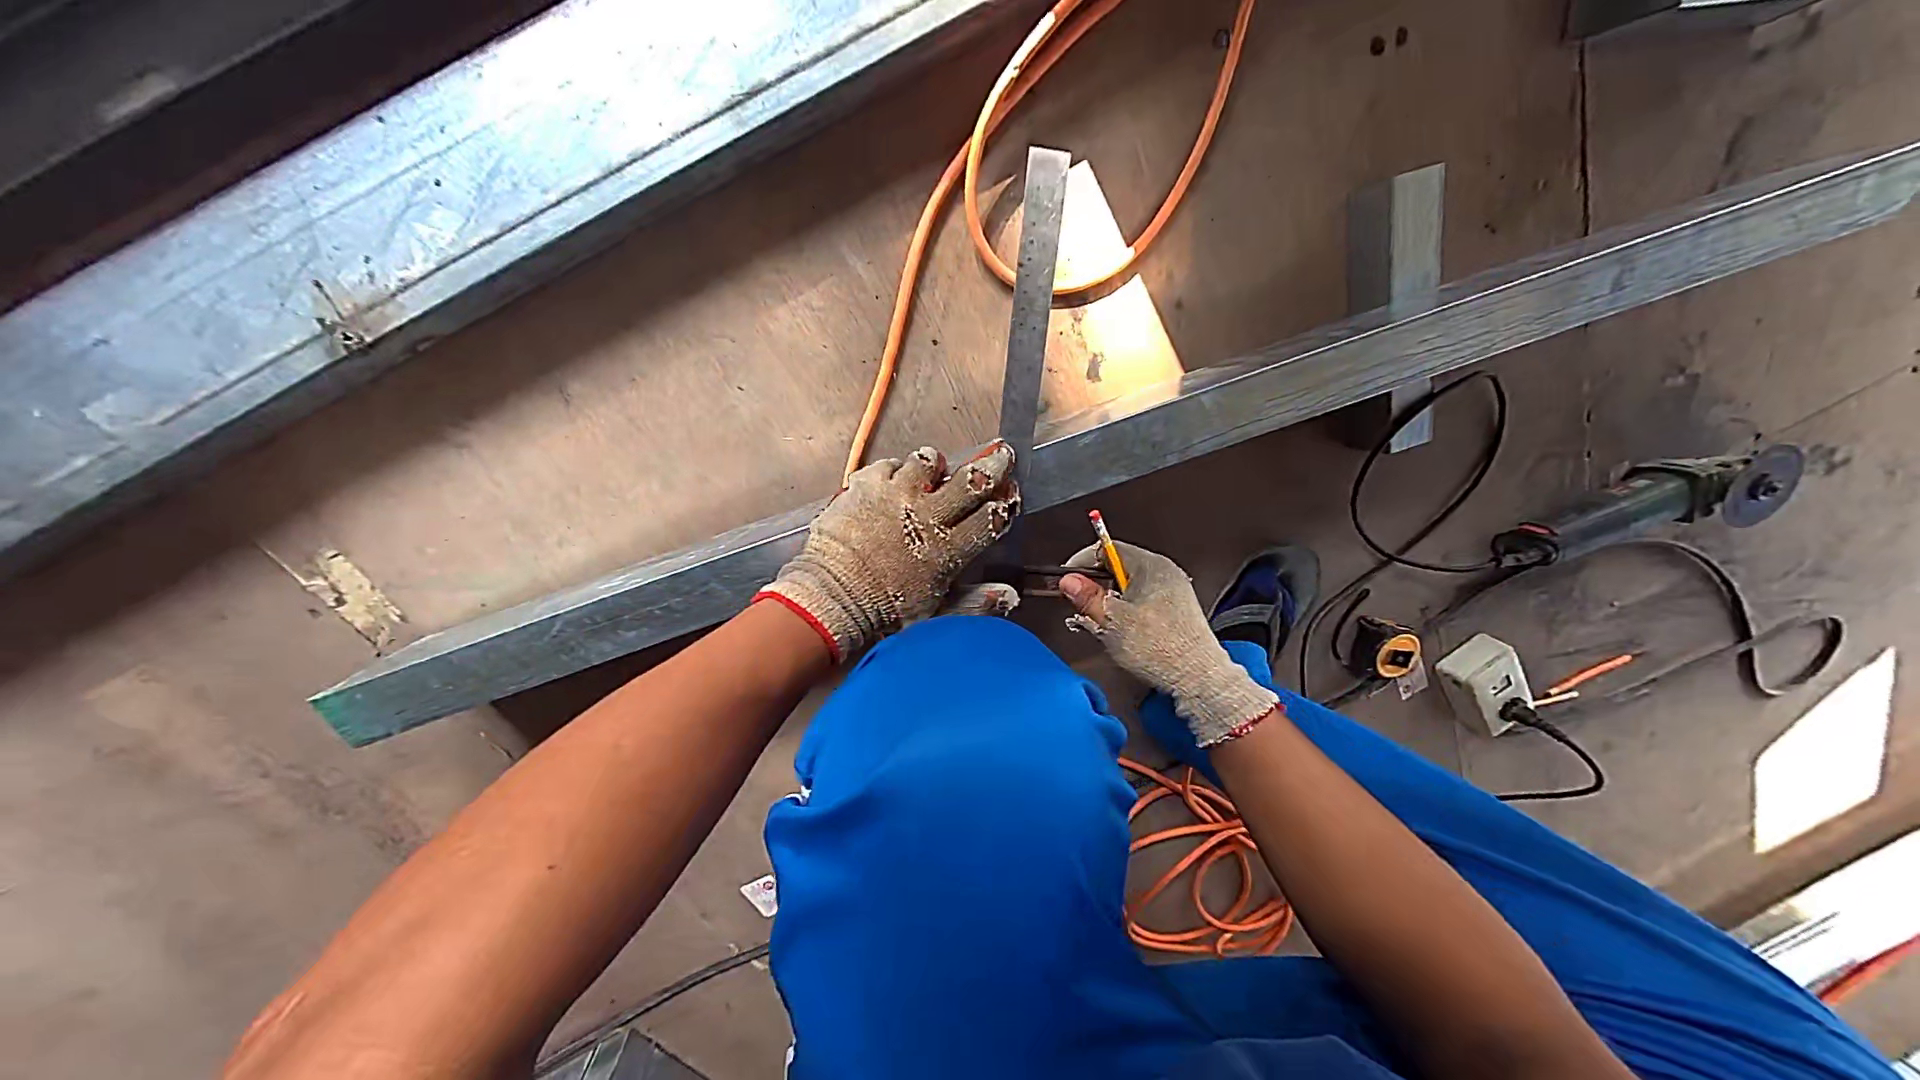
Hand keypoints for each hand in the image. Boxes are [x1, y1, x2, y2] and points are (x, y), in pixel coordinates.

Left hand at [757, 442, 1018, 660]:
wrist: (830, 601)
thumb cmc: (880, 615)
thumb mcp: (935, 616)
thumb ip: (974, 603)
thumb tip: (1007, 596)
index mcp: (948, 549)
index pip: (990, 518)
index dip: (1004, 504)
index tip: (1009, 497)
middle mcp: (927, 516)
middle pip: (970, 481)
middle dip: (992, 466)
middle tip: (1000, 455)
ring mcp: (895, 497)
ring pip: (927, 462)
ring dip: (935, 462)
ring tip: (935, 464)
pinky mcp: (864, 488)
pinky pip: (886, 465)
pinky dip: (893, 468)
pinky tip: (892, 477)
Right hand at [1059, 541, 1277, 746]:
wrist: (1197, 678)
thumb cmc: (1160, 649)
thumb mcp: (1110, 620)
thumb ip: (1087, 597)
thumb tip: (1069, 581)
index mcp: (1151, 566)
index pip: (1108, 549)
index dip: (1082, 562)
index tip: (1069, 579)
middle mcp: (1165, 573)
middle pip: (1118, 568)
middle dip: (1096, 586)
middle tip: (1084, 606)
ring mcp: (1174, 591)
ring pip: (1129, 587)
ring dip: (1111, 602)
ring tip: (1103, 624)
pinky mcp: (1177, 610)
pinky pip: (1143, 601)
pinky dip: (1127, 612)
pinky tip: (1123, 632)